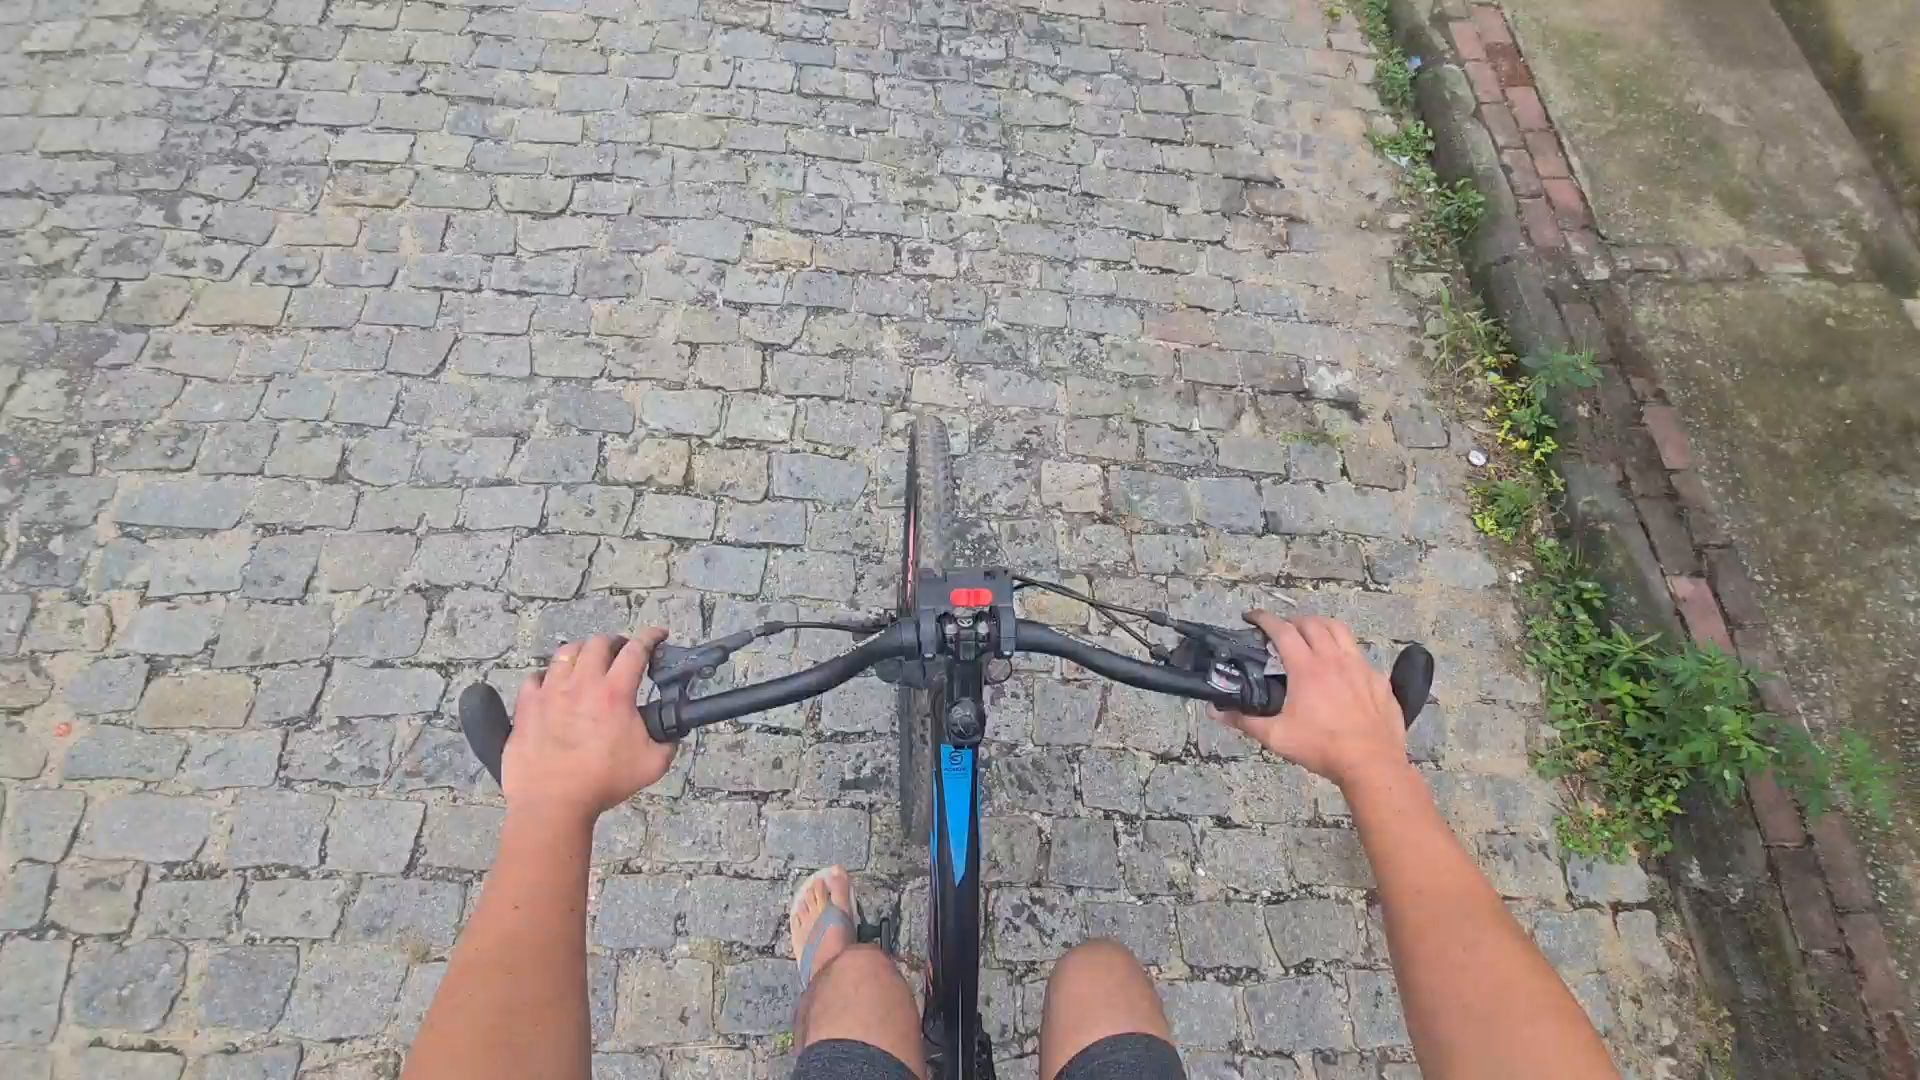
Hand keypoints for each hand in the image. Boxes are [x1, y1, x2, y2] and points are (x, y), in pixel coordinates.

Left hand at [503, 630, 671, 823]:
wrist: (553, 803)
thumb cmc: (604, 782)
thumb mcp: (653, 764)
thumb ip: (668, 742)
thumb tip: (672, 733)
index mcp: (615, 693)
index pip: (637, 650)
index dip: (651, 637)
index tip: (658, 635)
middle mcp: (582, 685)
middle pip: (599, 643)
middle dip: (615, 641)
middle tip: (622, 651)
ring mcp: (550, 693)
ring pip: (565, 653)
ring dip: (582, 653)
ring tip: (588, 663)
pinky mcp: (526, 707)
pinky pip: (535, 678)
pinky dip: (547, 677)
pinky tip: (553, 687)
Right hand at [1214, 612, 1409, 790]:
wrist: (1372, 765)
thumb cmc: (1322, 747)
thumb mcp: (1276, 736)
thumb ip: (1244, 720)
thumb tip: (1215, 711)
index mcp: (1306, 668)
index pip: (1282, 630)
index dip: (1264, 618)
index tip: (1251, 616)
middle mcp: (1333, 659)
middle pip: (1312, 623)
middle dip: (1292, 621)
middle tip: (1280, 632)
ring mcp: (1360, 667)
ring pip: (1339, 630)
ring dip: (1320, 626)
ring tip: (1310, 637)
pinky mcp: (1378, 679)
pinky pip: (1359, 654)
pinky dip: (1343, 652)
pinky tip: (1339, 669)